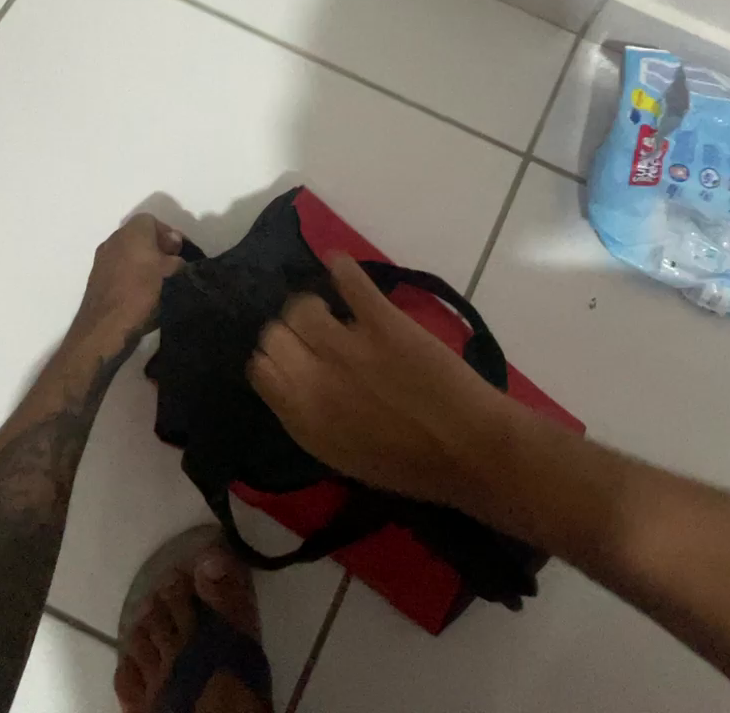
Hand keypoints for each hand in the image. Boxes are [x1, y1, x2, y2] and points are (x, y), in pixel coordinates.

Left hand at [67, 214, 185, 350]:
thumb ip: (175, 257)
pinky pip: (119, 267)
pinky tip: (142, 292)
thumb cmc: (141, 292)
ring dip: (143, 262)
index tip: (179, 252)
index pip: (152, 221)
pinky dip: (131, 274)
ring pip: (129, 252)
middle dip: (156, 248)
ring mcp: (102, 259)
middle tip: (171, 266)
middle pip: (139, 235)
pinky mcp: (97, 278)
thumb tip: (175, 249)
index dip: (168, 234)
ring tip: (158, 281)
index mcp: (132, 232)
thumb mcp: (170, 274)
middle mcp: (114, 239)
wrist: (104, 326)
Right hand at [247, 253, 513, 506]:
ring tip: (333, 308)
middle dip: (290, 330)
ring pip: (302, 305)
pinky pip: (350, 282)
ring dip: (313, 303)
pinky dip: (342, 268)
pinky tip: (339, 264)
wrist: (469, 449)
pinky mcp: (383, 322)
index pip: (260, 367)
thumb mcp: (342, 455)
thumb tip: (293, 381)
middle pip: (275, 332)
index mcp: (303, 418)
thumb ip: (310, 416)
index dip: (274, 357)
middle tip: (313, 331)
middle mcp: (315, 379)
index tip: (291, 355)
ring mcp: (348, 346)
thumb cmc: (409, 465)